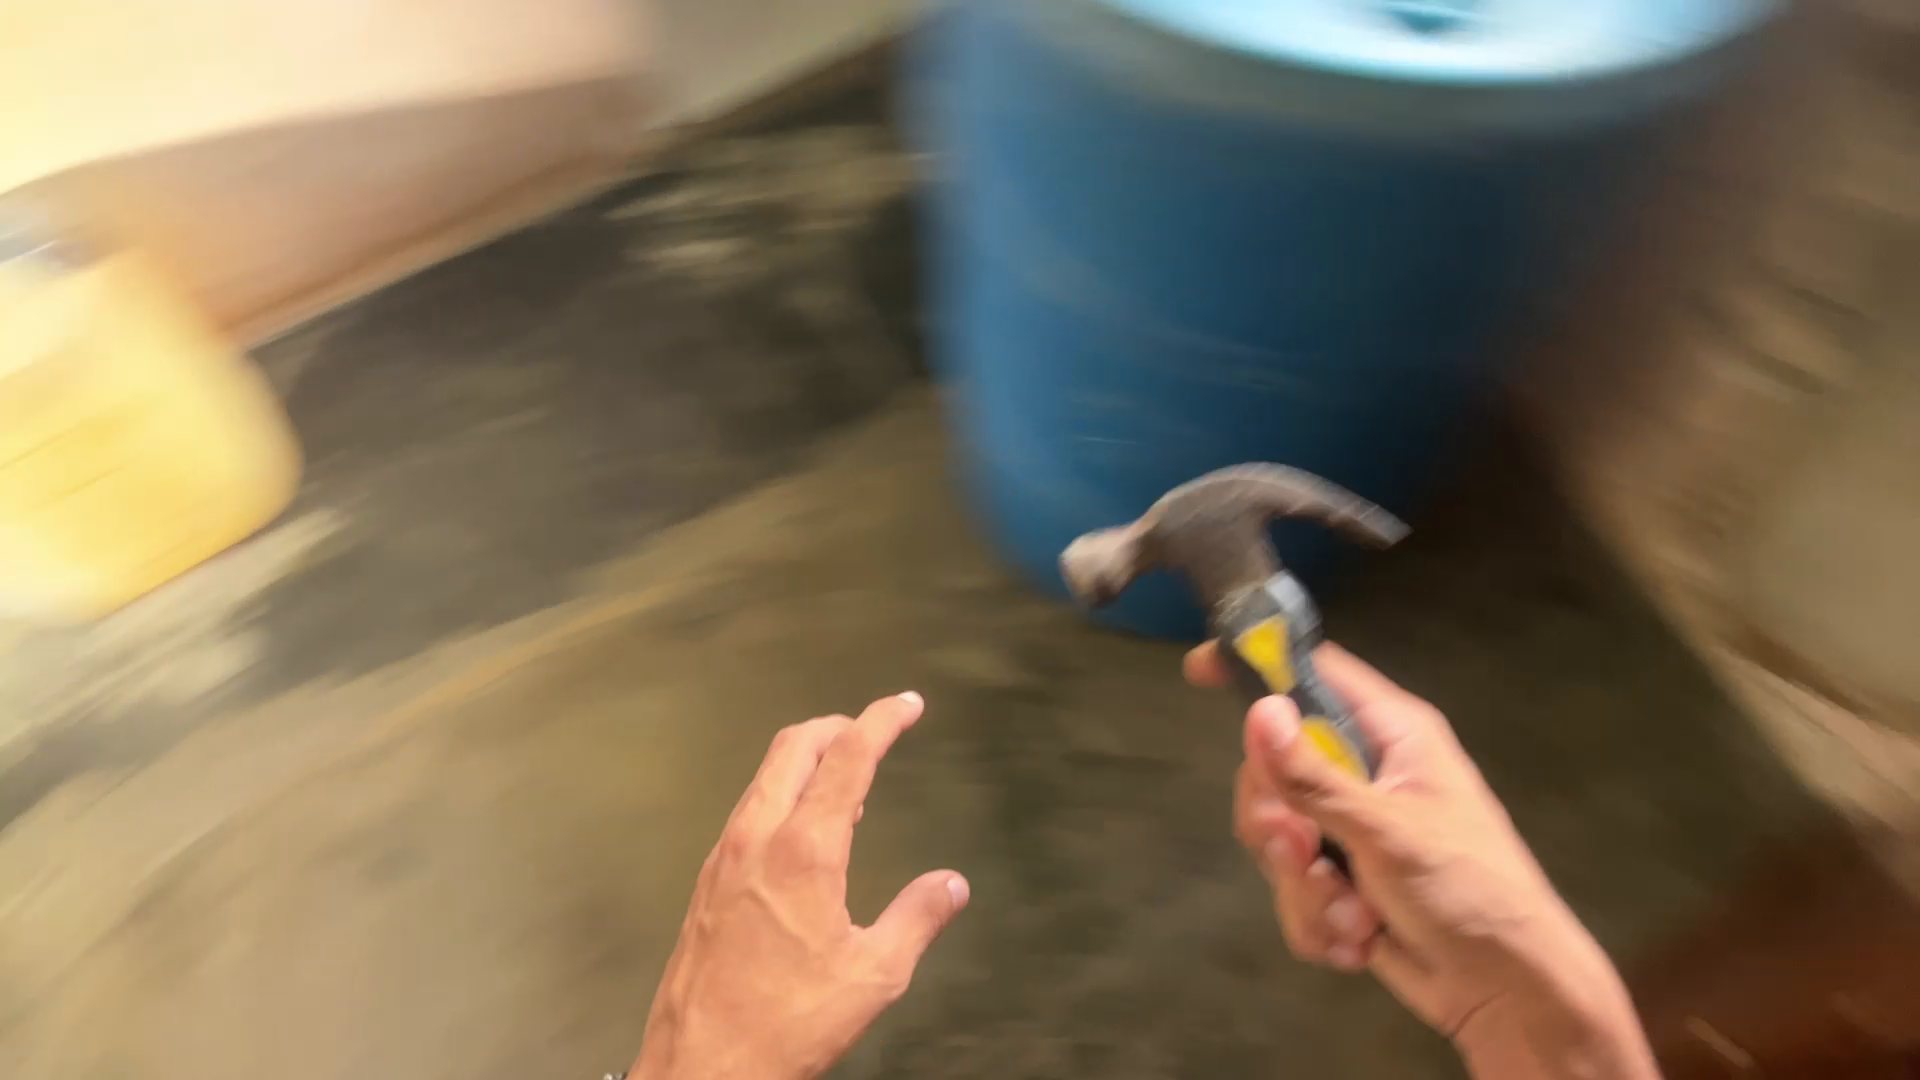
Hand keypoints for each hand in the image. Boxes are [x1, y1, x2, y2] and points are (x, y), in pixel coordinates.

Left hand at [632, 692, 968, 1079]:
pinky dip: (788, 787)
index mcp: (805, 848)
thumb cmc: (789, 1023)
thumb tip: (954, 883)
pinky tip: (807, 828)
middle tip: (875, 730)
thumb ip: (917, 919)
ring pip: (769, 771)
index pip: (849, 757)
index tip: (908, 704)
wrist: (697, 1073)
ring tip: (850, 780)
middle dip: (840, 724)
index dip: (882, 720)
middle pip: (797, 744)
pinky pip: (753, 803)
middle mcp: (759, 833)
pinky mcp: (709, 874)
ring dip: (811, 755)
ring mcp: (726, 851)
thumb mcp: (872, 977)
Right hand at [1188, 643, 1657, 1079]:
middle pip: (1271, 762)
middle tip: (1299, 849)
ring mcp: (1346, 823)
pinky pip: (1289, 881)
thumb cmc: (1473, 897)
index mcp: (1388, 733)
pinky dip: (1316, 917)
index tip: (1199, 672)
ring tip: (1351, 915)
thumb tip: (1258, 710)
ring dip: (1301, 883)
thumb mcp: (1389, 833)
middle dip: (1275, 818)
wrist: (1516, 1006)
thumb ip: (1315, 777)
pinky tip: (1358, 940)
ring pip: (1273, 828)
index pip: (1310, 672)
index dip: (1256, 665)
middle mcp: (1362, 769)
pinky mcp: (1338, 876)